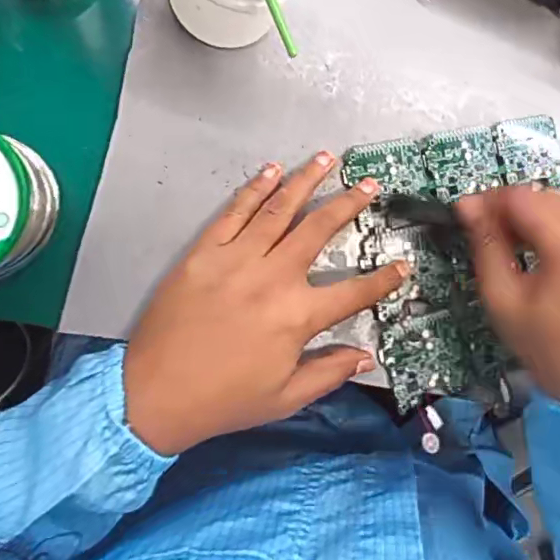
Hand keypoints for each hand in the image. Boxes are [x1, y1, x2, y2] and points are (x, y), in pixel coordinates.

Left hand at [123, 153, 407, 455]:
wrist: (155, 391)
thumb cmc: (223, 399)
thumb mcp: (284, 398)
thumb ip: (328, 373)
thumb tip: (366, 356)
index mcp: (297, 317)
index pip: (353, 293)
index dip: (383, 280)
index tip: (403, 265)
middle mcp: (272, 278)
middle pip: (318, 231)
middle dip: (349, 205)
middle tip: (369, 184)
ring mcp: (237, 259)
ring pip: (278, 211)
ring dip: (304, 182)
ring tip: (326, 159)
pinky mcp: (204, 252)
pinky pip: (233, 213)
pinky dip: (254, 190)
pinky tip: (271, 171)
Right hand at [454, 187, 559, 404]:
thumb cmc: (539, 343)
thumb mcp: (499, 295)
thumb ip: (486, 242)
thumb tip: (470, 204)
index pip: (526, 200)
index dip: (493, 200)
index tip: (472, 211)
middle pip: (552, 198)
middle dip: (516, 207)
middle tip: (494, 229)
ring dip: (554, 211)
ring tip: (534, 238)